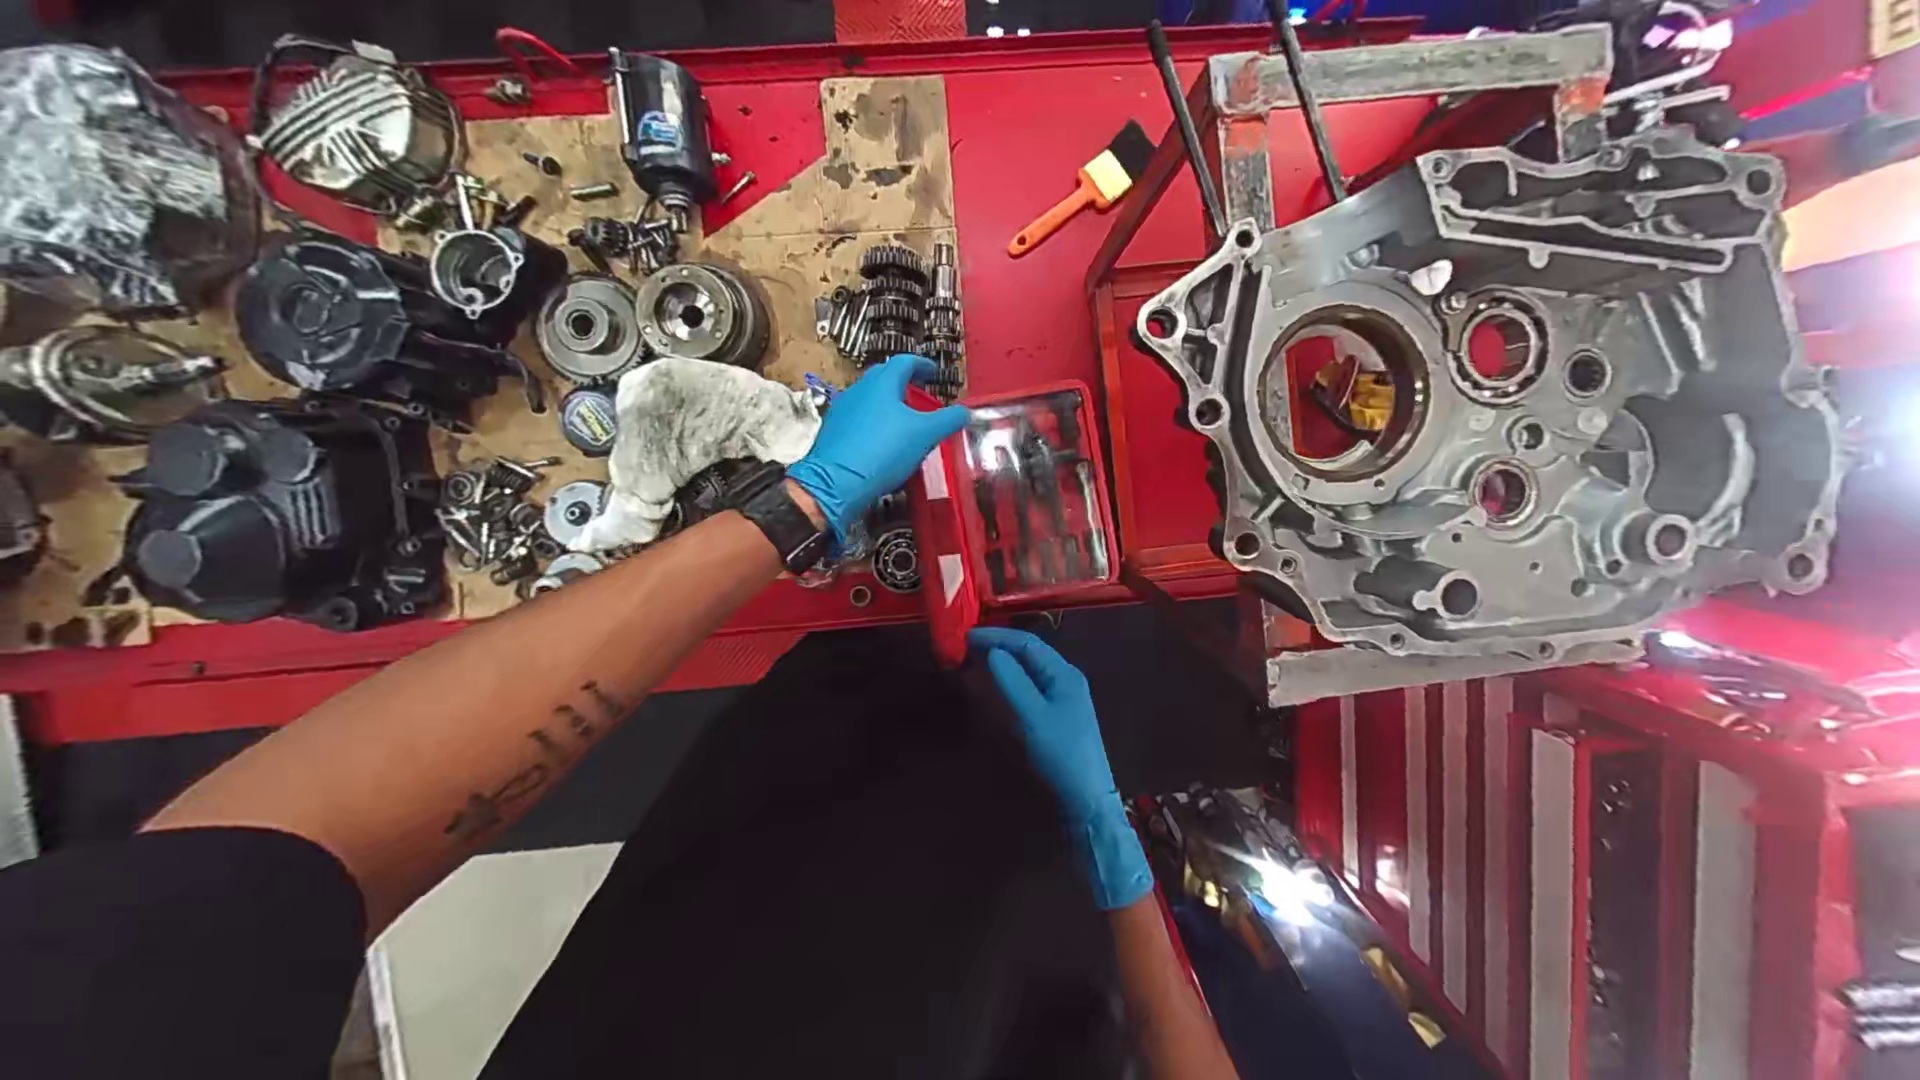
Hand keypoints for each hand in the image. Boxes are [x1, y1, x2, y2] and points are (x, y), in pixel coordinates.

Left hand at [787, 354, 968, 539]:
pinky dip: (876, 423)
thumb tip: (965, 412)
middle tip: (922, 396)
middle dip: (906, 384)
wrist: (835, 484)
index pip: (905, 362)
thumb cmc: (882, 452)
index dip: (922, 365)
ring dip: (890, 405)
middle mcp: (860, 390)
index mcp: (882, 383)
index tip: (933, 372)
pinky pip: (860, 419)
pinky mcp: (834, 432)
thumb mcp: (924, 435)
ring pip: (871, 399)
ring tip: (906, 422)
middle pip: (886, 378)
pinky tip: (884, 443)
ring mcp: (843, 410)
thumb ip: (947, 420)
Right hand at [970, 627, 1152, 909]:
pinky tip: (996, 684)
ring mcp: (1062, 698)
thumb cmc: (1061, 754)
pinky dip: (1010, 680)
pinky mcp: (1056, 715)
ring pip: (1029, 669)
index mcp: (1065, 674)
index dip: (997, 636)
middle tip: (966, 646)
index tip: (967, 636)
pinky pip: (1030, 686)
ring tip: (976, 659)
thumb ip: (1014, 682)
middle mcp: (1065, 679)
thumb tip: (992, 651)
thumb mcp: (1034, 716)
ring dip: (1003, 662)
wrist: (1086, 799)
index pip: (1028, 643)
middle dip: (999, 645)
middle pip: (1029, 653)